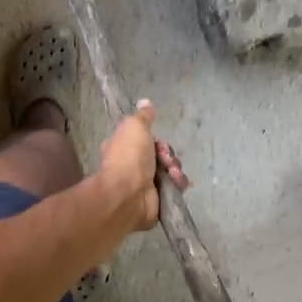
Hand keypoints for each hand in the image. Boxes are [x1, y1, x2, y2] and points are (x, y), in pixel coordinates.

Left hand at [96, 99, 189, 233]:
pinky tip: (175, 182)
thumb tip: (145, 102)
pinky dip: (178, 183)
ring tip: (171, 172)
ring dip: (175, 168)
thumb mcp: (134, 127)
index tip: (157, 140)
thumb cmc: (128, 157)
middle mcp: (133, 167)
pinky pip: (175, 187)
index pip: (144, 140)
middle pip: (160, 154)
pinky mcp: (158, 199)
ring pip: (170, 170)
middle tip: (164, 157)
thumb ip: (142, 116)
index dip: (154, 139)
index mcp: (123, 149)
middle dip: (167, 153)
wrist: (128, 194)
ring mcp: (145, 184)